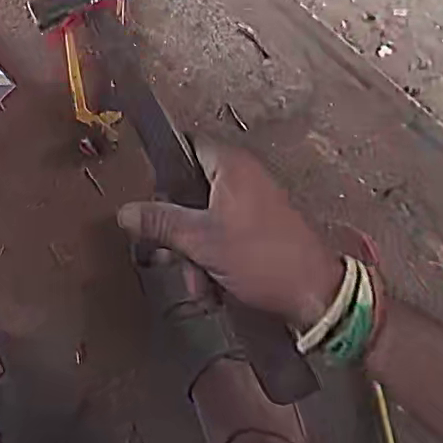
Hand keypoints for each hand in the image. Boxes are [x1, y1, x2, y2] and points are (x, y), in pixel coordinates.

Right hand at [117, 142, 339, 326]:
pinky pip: (221, 235)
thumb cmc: (262, 257)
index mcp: (230, 165)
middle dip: (175, 228)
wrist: (319, 297)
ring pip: (202, 218)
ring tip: (196, 282)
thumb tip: (123, 211)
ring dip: (191, 252)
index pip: (185, 145)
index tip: (148, 193)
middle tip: (166, 252)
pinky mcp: (258, 230)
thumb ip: (159, 221)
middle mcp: (242, 177)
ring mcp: (251, 204)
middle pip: (188, 189)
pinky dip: (211, 259)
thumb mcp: (200, 239)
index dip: (162, 166)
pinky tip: (211, 287)